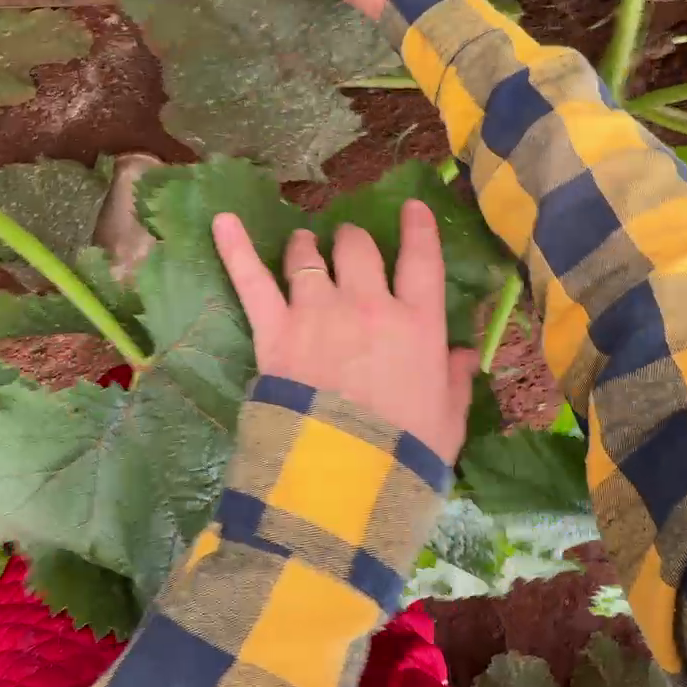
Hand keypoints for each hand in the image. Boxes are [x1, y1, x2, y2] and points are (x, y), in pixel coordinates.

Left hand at [212, 200, 474, 461]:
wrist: (346, 478)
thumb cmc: (406, 455)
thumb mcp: (447, 421)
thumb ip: (454, 382)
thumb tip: (463, 355)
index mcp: (417, 325)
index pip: (422, 261)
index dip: (418, 230)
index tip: (411, 208)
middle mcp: (368, 305)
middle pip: (358, 249)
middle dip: (352, 240)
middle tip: (347, 243)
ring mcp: (318, 312)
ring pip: (308, 257)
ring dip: (306, 246)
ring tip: (303, 244)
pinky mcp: (275, 330)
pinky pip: (251, 279)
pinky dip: (235, 248)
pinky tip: (223, 221)